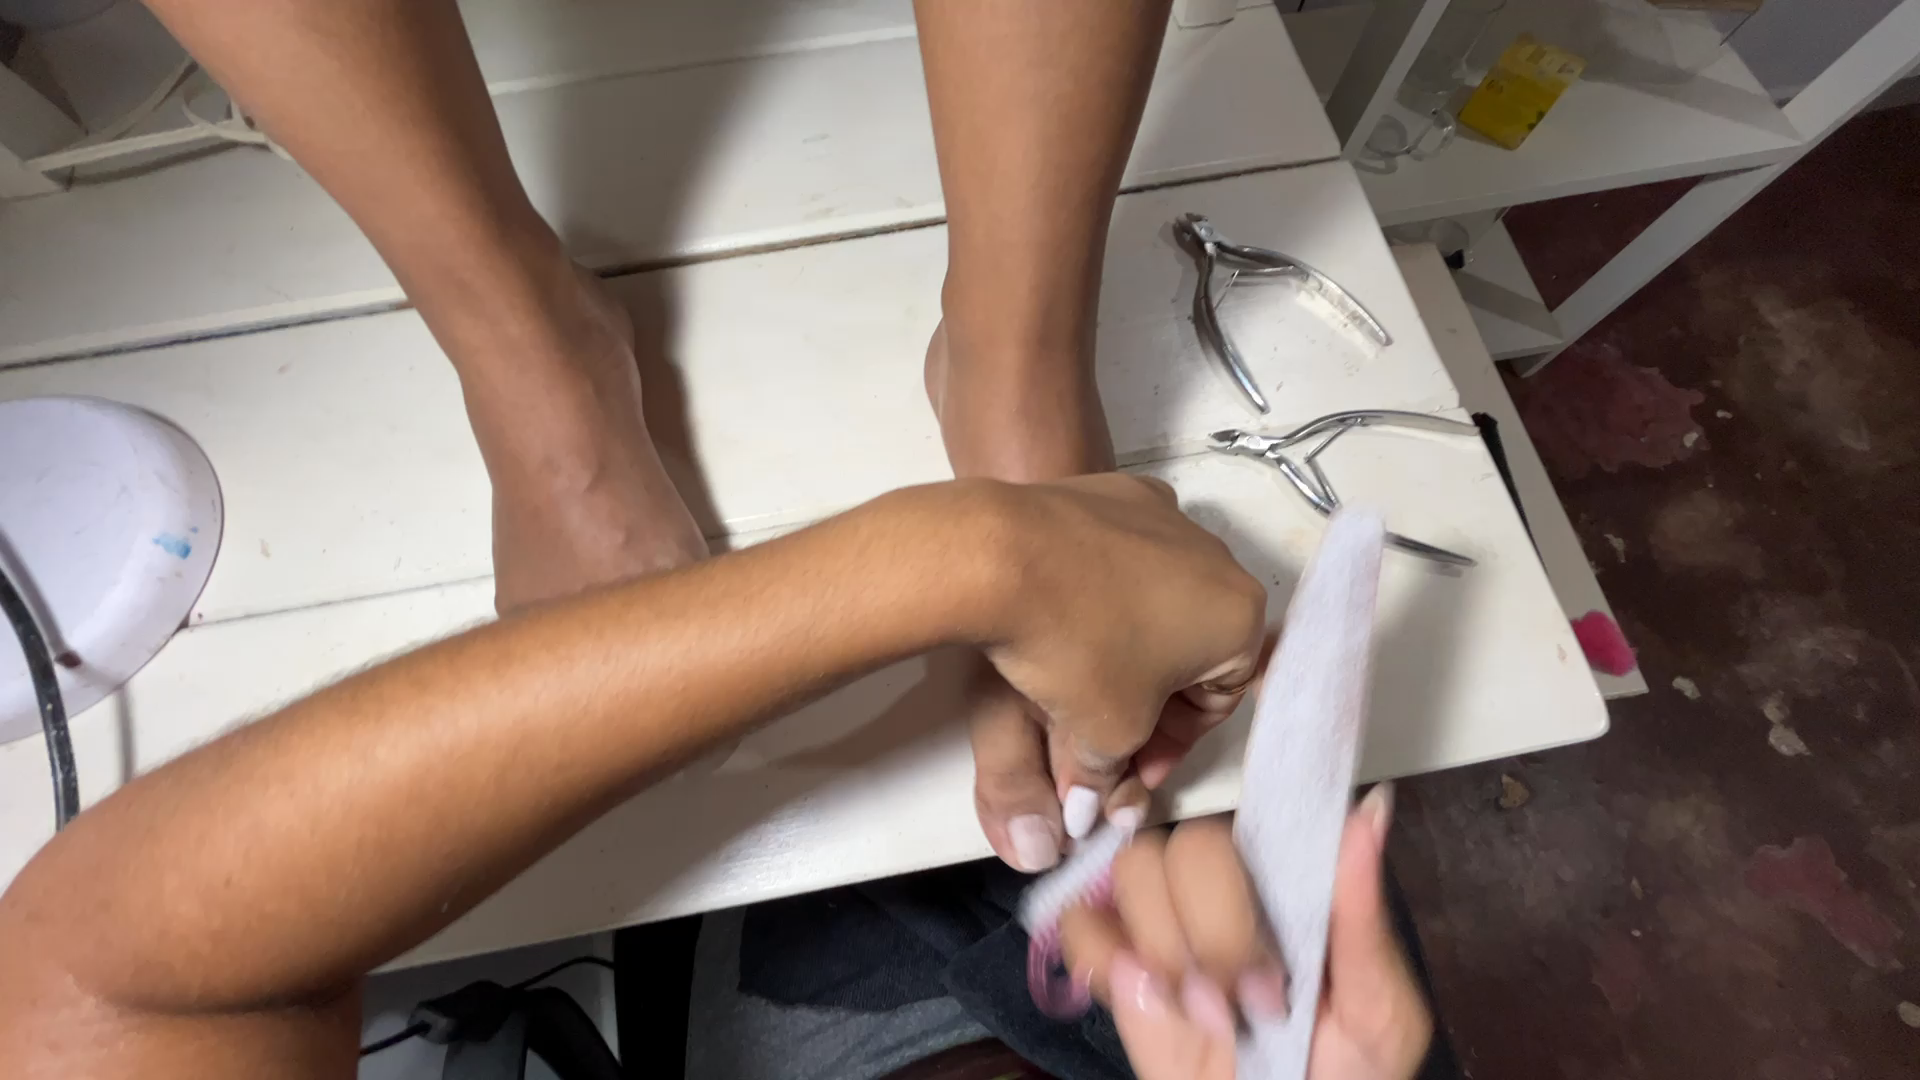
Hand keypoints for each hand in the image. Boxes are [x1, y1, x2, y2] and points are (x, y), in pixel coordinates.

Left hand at [962, 474, 1265, 867]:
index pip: (1218, 699)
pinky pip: (1124, 553)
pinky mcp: (1116, 489)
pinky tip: (1067, 609)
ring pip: (1157, 598)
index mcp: (1240, 615)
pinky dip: (1105, 588)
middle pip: (1190, 647)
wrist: (1002, 557)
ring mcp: (1165, 512)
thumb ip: (1112, 773)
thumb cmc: (1075, 650)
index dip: (1172, 743)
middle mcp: (1218, 555)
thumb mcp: (1106, 732)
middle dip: (1151, 696)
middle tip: (1104, 728)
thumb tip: (1087, 809)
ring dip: (1130, 642)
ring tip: (1081, 671)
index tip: (1128, 766)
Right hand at [1058, 787, 1432, 1079]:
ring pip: (1129, 870)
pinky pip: (1080, 921)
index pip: (1235, 826)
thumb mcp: (1377, 1010)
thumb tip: (1371, 810)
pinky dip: (1104, 958)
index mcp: (1269, 875)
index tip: (1264, 961)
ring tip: (1202, 1012)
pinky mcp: (1109, 952)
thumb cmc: (1338, 1072)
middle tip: (1244, 1004)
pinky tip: (1147, 999)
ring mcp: (1154, 913)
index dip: (1234, 886)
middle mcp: (1206, 881)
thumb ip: (1361, 916)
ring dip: (1164, 948)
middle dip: (1210, 934)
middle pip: (1177, 848)